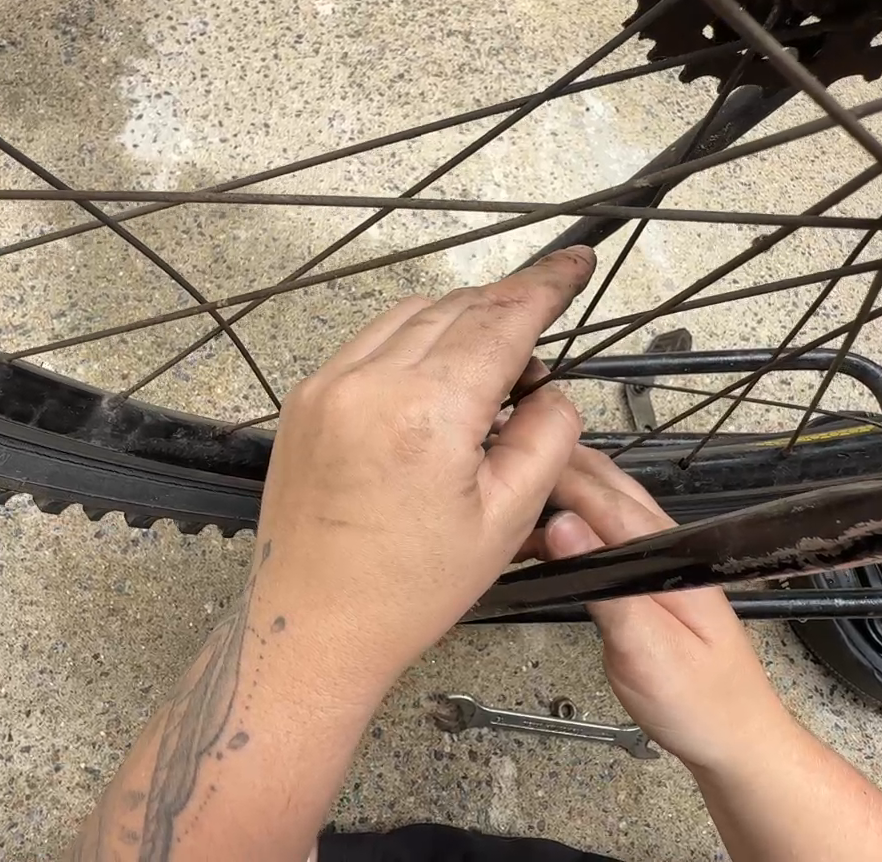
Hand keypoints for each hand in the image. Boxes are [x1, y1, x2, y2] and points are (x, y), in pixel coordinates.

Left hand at [250, 246, 596, 688]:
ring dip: (460, 323)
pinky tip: (432, 380)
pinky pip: (372, 340)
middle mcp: (371, 381)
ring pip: (414, 315)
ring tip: (486, 374)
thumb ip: (545, 438)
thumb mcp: (506, 521)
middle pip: (459, 309)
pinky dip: (413, 342)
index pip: (503, 320)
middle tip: (537, 346)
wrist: (312, 621)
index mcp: (428, 413)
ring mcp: (330, 383)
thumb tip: (547, 388)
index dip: (547, 284)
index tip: (575, 260)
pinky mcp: (307, 395)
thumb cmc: (407, 588)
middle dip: (508, 309)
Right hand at [540, 446, 795, 772]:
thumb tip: (561, 525)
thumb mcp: (645, 650)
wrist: (736, 739)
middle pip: (609, 485)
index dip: (557, 475)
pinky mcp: (646, 575)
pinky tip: (543, 532)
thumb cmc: (695, 701)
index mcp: (669, 552)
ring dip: (566, 488)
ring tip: (517, 486)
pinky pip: (605, 531)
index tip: (510, 457)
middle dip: (561, 465)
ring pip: (606, 503)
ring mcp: (658, 556)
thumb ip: (605, 586)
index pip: (605, 497)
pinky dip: (571, 521)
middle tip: (507, 452)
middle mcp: (666, 541)